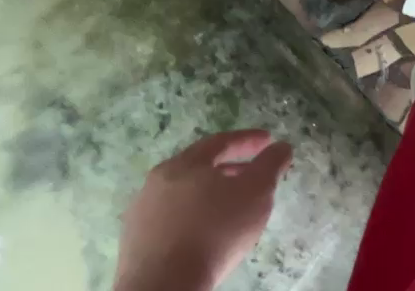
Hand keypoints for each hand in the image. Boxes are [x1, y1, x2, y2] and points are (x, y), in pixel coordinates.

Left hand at [114, 130, 291, 290]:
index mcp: (182, 165)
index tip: (269, 141)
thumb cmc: (215, 229)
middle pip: (198, 167)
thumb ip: (272, 162)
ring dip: (212, 191)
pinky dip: (195, 213)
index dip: (248, 139)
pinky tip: (210, 227)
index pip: (219, 142)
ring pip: (184, 192)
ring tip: (235, 202)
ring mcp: (140, 216)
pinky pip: (172, 216)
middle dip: (230, 166)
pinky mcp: (134, 244)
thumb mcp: (258, 189)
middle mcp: (154, 185)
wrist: (163, 288)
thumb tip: (279, 147)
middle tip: (254, 171)